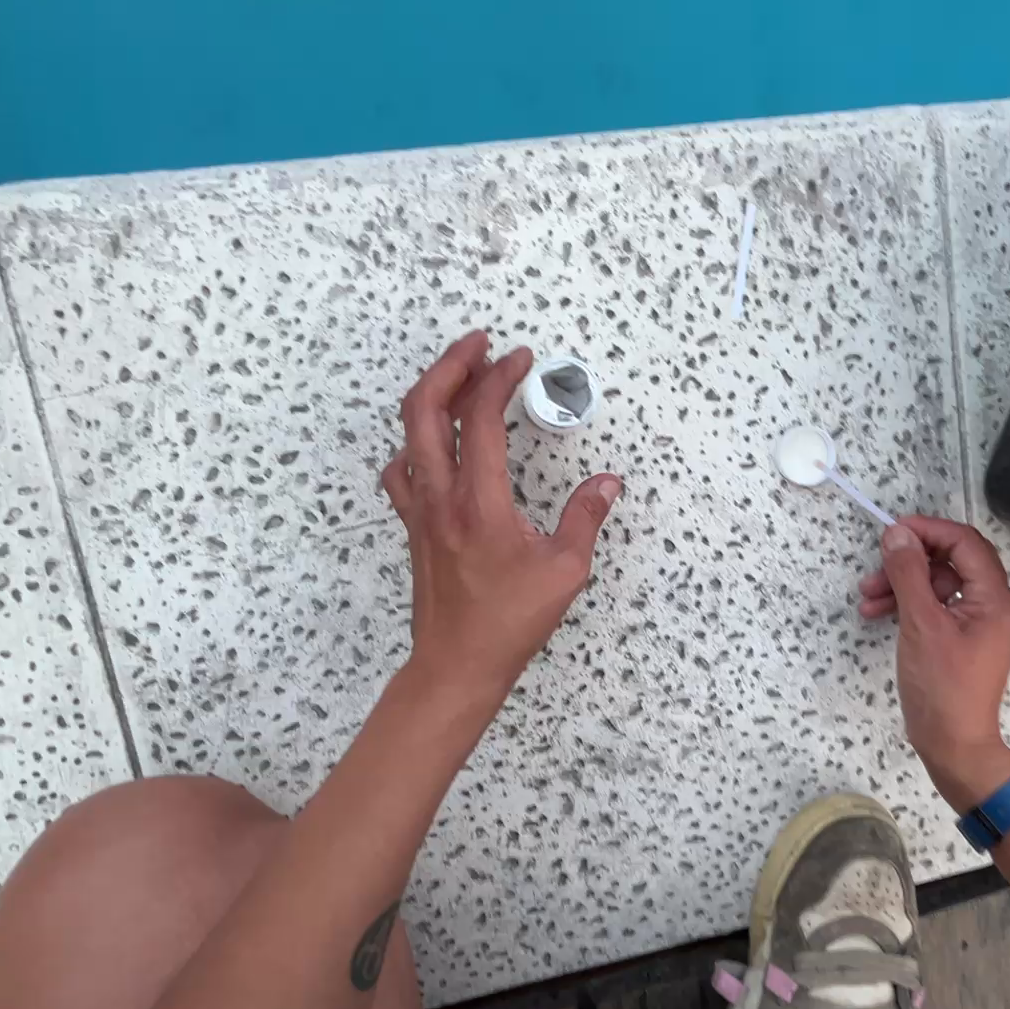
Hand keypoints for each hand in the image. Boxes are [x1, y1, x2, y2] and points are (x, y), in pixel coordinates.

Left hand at [382, 331, 622, 704]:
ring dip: (432, 396)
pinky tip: (437, 445)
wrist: (456, 663)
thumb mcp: (565, 571)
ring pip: (408, 434)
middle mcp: (440, 497)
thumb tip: (607, 483)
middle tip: (480, 344)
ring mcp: (419, 510)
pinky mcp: (413, 526)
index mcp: (479, 502)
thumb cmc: (509, 621)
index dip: (501, 379)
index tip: (521, 358)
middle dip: (451, 365)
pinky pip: (402, 469)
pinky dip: (416, 442)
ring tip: (463, 381)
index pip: (482, 419)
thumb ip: (585, 518)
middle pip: (424, 409)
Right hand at [858, 516, 1009, 810]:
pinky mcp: (959, 638)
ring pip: (937, 584)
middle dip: (909, 562)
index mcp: (995, 600)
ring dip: (901, 584)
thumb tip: (897, 534)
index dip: (929, 530)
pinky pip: (934, 607)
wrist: (953, 745)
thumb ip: (908, 573)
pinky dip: (906, 605)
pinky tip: (877, 612)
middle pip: (950, 562)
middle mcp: (992, 606)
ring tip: (867, 596)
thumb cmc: (942, 686)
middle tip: (875, 570)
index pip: (966, 543)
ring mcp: (976, 623)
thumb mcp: (920, 624)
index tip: (893, 531)